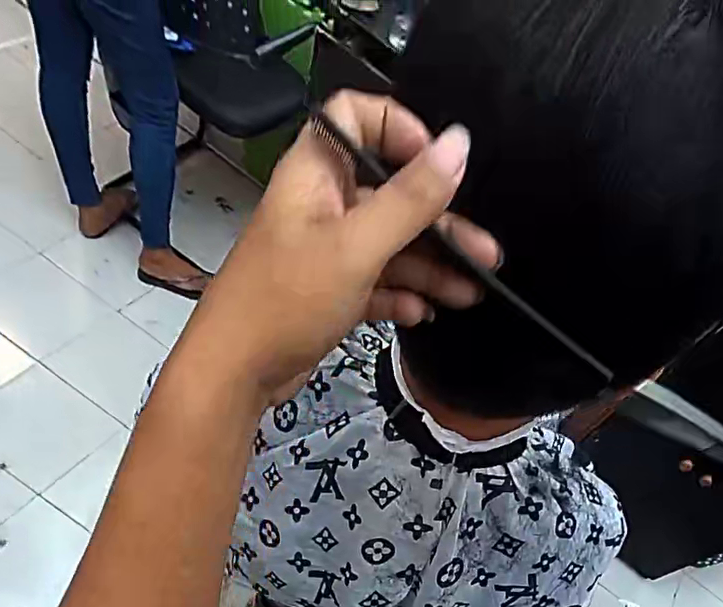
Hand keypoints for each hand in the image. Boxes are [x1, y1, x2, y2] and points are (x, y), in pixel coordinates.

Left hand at [177, 91, 499, 408]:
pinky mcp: (331, 294)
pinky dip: (401, 297)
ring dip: (430, 269)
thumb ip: (410, 199)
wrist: (239, 372)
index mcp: (317, 173)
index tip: (439, 163)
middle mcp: (322, 207)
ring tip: (469, 292)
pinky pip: (377, 286)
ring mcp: (327, 254)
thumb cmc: (283, 302)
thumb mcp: (355, 247)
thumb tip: (457, 145)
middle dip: (439, 224)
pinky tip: (422, 313)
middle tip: (483, 252)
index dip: (401, 131)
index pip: (359, 118)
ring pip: (390, 248)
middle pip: (391, 197)